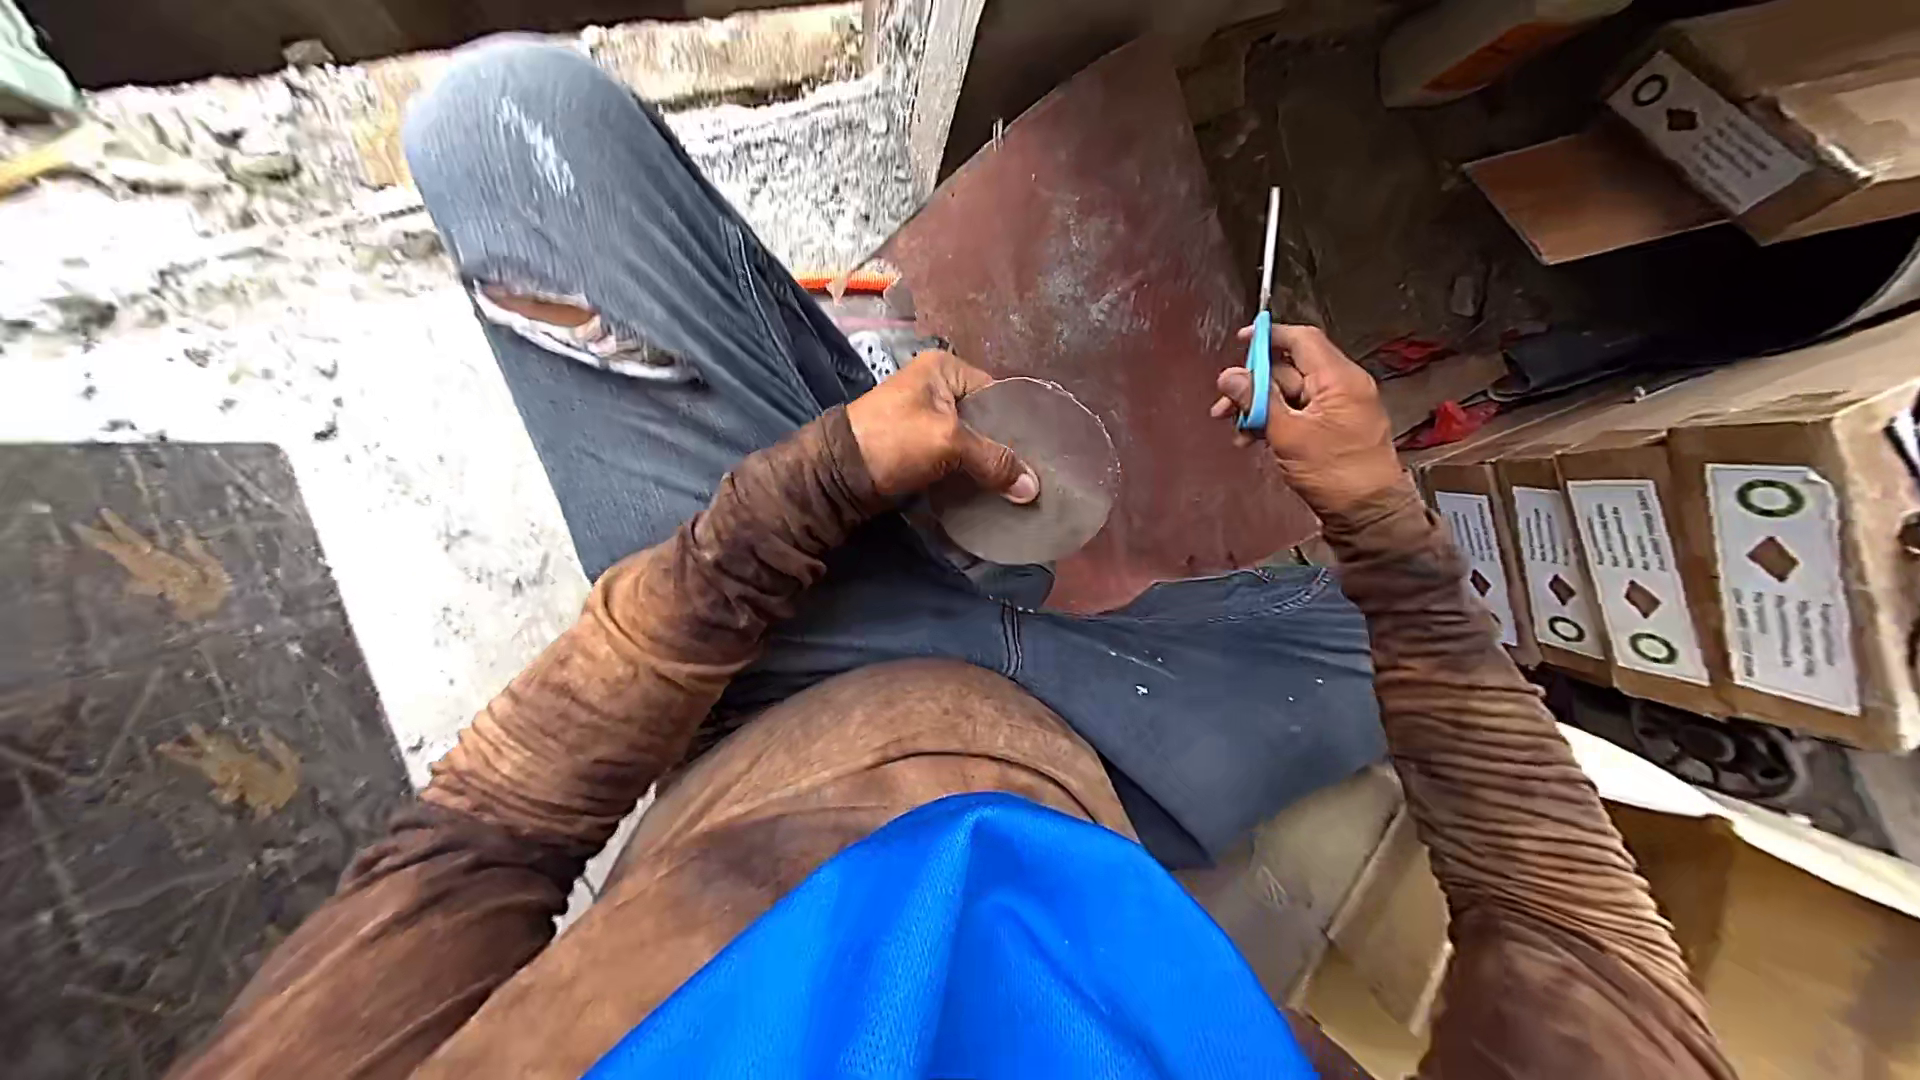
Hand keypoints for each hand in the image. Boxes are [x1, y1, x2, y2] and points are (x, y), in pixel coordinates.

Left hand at [847, 349, 1039, 502]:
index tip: (1043, 451)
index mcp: (945, 369)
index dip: (1020, 422)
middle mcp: (939, 389)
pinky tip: (994, 490)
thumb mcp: (948, 441)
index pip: (998, 392)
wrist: (839, 474)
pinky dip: (973, 473)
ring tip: (1020, 486)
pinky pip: (958, 458)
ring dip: (991, 464)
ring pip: (973, 442)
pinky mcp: (921, 448)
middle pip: (988, 419)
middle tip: (1034, 474)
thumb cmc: (894, 441)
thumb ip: (993, 459)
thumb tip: (1033, 487)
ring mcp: (928, 419)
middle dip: (1007, 447)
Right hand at [1209, 323, 1405, 518]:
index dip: (1269, 337)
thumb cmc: (1335, 473)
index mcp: (1338, 379)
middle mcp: (1340, 387)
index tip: (1240, 341)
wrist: (1366, 512)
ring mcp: (1334, 408)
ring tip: (1235, 430)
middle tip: (1223, 405)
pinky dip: (1271, 422)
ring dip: (1256, 409)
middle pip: (1287, 370)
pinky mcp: (1328, 427)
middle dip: (1252, 386)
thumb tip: (1231, 376)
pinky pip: (1293, 414)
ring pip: (1285, 395)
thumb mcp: (1288, 434)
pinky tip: (1250, 439)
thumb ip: (1258, 401)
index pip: (1302, 341)